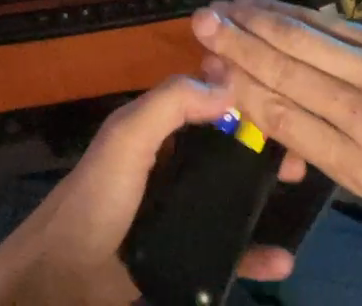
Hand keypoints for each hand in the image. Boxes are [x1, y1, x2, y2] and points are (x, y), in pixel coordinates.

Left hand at [0, 76, 296, 304]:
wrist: (64, 277)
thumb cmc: (97, 197)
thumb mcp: (128, 137)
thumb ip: (171, 103)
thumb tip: (230, 84)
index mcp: (155, 129)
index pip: (206, 100)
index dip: (241, 97)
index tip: (281, 100)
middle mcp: (170, 163)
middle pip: (226, 146)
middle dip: (262, 146)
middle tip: (296, 155)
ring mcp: (178, 210)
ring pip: (232, 195)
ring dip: (264, 193)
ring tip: (297, 190)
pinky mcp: (184, 253)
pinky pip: (228, 249)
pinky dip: (255, 251)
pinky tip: (280, 259)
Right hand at [191, 0, 361, 205]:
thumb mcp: (359, 180)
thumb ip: (306, 141)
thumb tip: (250, 103)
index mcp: (355, 162)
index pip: (282, 117)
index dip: (239, 87)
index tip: (207, 64)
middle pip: (286, 71)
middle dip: (238, 44)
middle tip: (201, 22)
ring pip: (303, 39)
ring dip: (256, 19)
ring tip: (223, 8)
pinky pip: (327, 24)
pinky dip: (288, 12)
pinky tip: (262, 5)